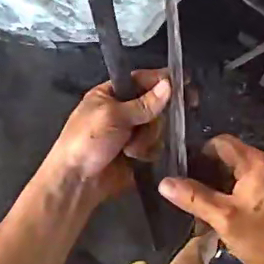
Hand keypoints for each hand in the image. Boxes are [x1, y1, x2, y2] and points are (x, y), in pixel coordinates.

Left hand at [40, 70, 170, 203]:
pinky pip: (157, 146)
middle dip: (153, 119)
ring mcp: (132, 132)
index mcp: (112, 94)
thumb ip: (144, 103)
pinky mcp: (139, 153)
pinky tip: (135, 158)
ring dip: (147, 139)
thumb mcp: (113, 116)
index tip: (186, 83)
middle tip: (146, 126)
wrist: (76, 182)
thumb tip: (169, 84)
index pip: (143, 80)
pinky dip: (148, 152)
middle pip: (157, 105)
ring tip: (130, 150)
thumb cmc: (87, 141)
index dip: (164, 81)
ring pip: (159, 127)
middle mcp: (124, 110)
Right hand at [159, 135, 263, 263]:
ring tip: (197, 207)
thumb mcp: (224, 218)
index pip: (220, 143)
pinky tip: (215, 215)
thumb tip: (164, 182)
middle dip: (204, 173)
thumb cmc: (262, 240)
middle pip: (226, 157)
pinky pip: (242, 187)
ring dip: (214, 187)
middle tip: (185, 193)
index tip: (181, 174)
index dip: (198, 155)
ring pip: (233, 174)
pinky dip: (227, 196)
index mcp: (256, 163)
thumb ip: (194, 197)